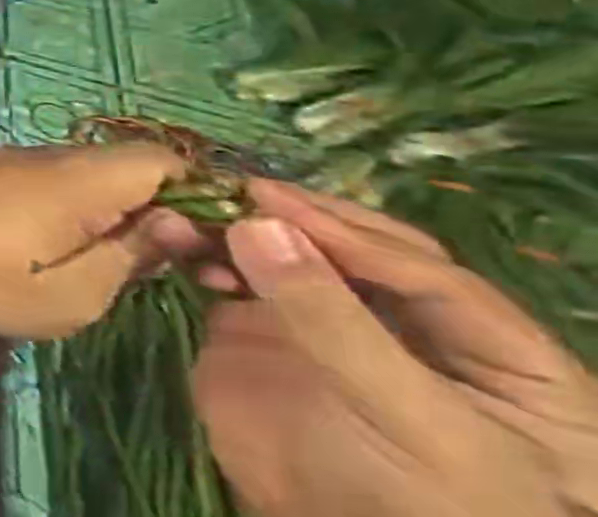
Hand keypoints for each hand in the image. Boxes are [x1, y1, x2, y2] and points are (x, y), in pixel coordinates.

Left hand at [0, 145, 204, 338]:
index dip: (198, 194)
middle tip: (168, 261)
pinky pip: (55, 175)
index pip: (162, 158)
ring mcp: (15, 158)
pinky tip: (64, 242)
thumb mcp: (72, 295)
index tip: (208, 245)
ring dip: (116, 205)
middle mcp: (48, 154)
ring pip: (90, 170)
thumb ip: (131, 255)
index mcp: (76, 177)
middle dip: (160, 204)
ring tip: (115, 258)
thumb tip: (179, 223)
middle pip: (127, 162)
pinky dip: (78, 201)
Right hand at [193, 180, 597, 516]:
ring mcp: (327, 319)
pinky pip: (235, 274)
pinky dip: (206, 253)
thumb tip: (254, 224)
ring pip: (289, 252)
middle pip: (357, 249)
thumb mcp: (405, 415)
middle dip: (298, 218)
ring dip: (241, 227)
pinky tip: (186, 249)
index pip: (427, 271)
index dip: (352, 234)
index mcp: (491, 349)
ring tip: (197, 216)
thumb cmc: (413, 498)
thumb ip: (332, 319)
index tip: (272, 201)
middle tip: (235, 191)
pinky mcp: (260, 324)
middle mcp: (406, 320)